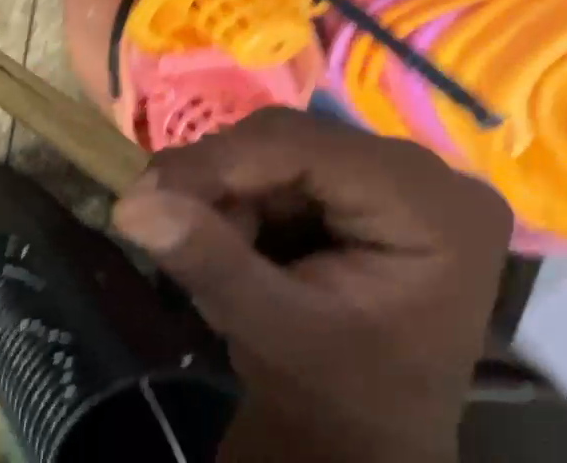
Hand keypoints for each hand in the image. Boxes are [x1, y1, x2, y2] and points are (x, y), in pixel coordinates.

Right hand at [111, 109, 511, 462]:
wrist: (355, 427)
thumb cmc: (334, 387)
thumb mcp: (270, 328)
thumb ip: (209, 260)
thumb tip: (130, 203)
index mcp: (436, 211)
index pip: (304, 148)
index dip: (217, 162)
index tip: (144, 193)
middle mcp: (425, 177)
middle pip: (284, 138)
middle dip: (215, 177)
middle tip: (164, 220)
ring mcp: (392, 177)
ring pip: (267, 144)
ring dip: (219, 188)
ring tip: (209, 244)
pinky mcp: (358, 184)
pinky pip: (269, 160)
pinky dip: (233, 194)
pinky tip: (236, 238)